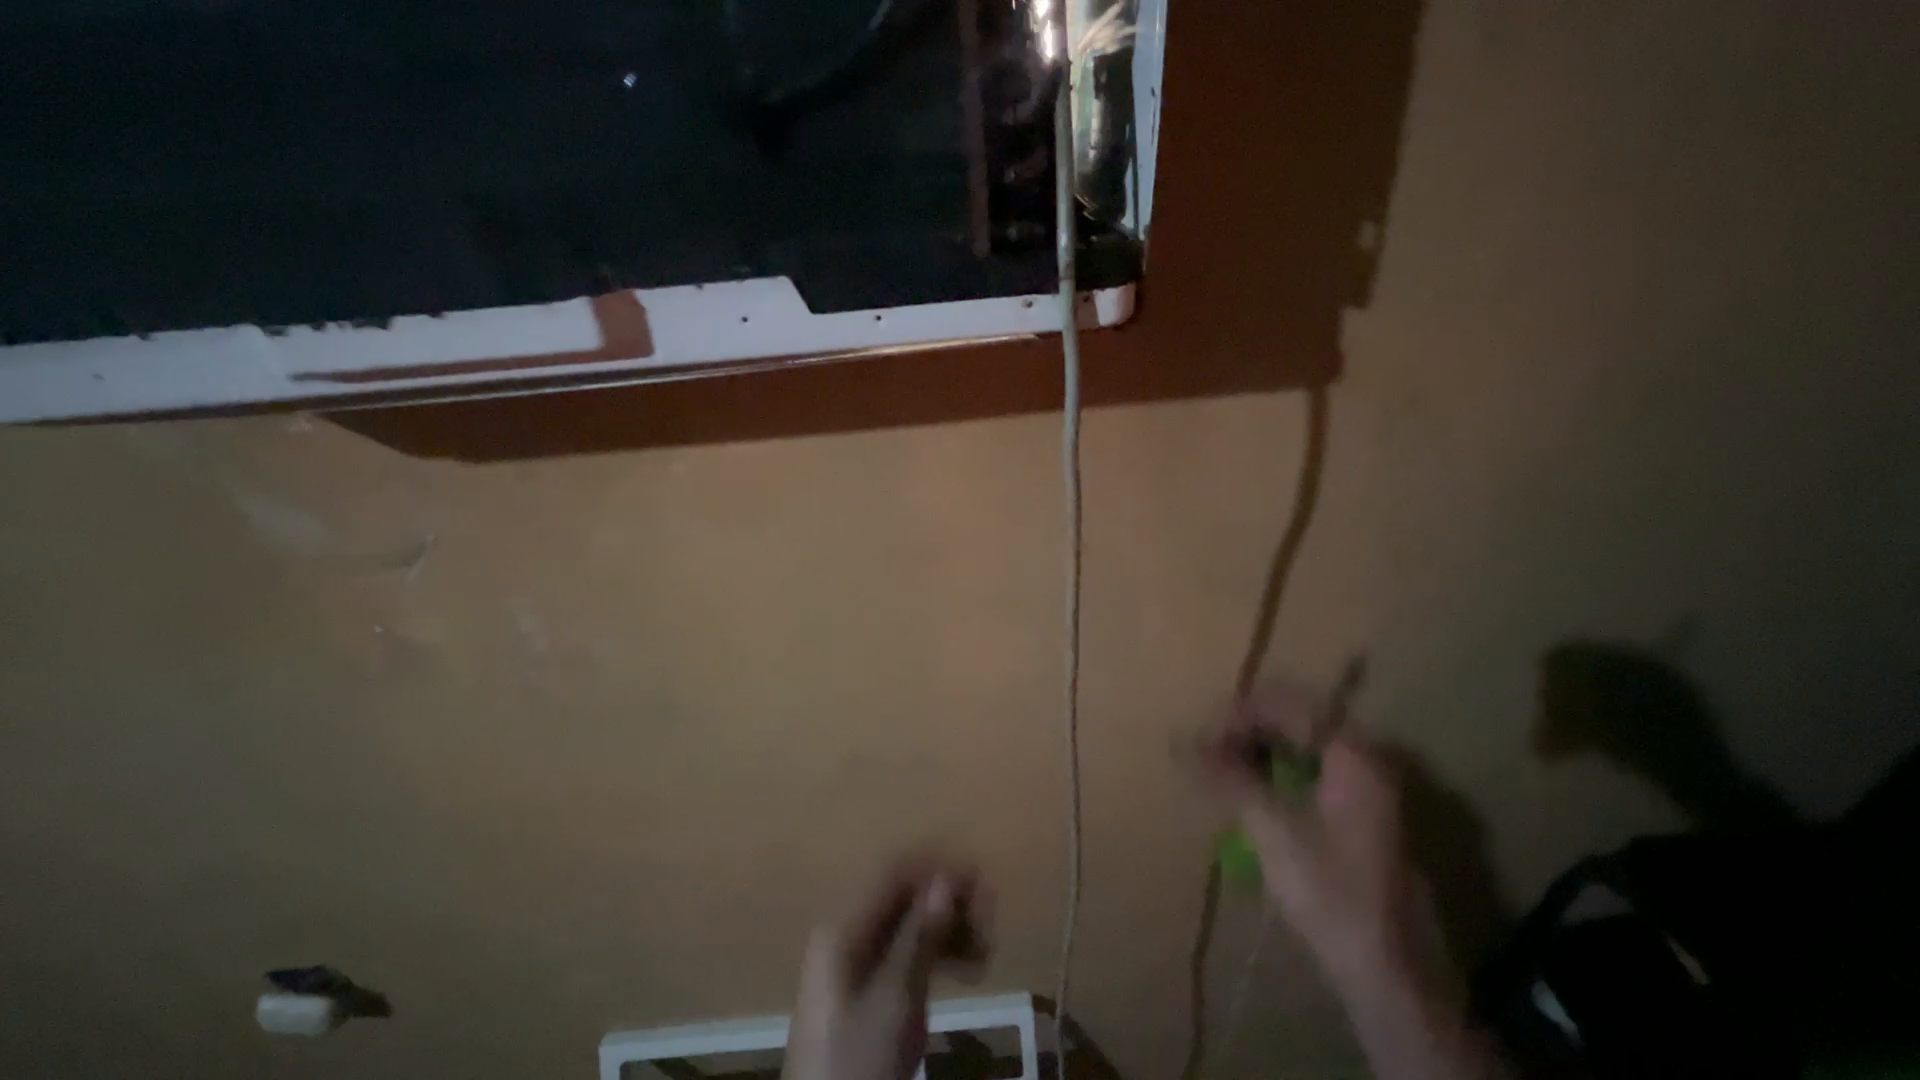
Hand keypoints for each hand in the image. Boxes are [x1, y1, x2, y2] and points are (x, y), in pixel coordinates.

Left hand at [782, 858, 989, 1079]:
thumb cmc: (857, 1056)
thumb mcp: (894, 998)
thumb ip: (920, 936)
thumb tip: (946, 879)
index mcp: (844, 927)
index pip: (894, 873)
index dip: (936, 868)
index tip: (981, 877)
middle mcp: (851, 934)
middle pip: (906, 898)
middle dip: (951, 902)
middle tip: (991, 919)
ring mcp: (862, 962)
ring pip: (914, 926)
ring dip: (952, 929)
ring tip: (987, 951)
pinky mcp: (875, 989)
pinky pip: (912, 954)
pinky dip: (942, 956)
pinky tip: (972, 969)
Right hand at [1198, 686, 1441, 991]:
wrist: (1391, 968)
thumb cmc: (1331, 894)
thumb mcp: (1273, 830)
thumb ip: (1229, 778)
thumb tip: (1181, 742)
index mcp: (1353, 754)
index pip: (1288, 706)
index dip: (1238, 714)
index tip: (1199, 736)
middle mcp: (1368, 759)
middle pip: (1299, 721)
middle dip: (1247, 729)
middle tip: (1204, 751)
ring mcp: (1370, 788)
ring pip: (1306, 747)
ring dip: (1261, 751)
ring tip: (1219, 770)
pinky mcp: (1364, 815)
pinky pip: (1314, 772)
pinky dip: (1278, 773)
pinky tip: (1251, 793)